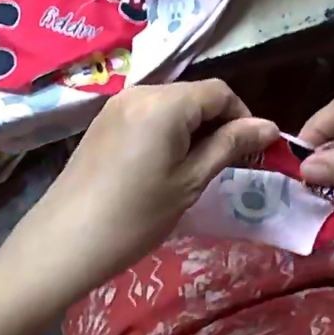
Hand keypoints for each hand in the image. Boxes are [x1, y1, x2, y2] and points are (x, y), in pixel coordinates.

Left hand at [0, 80, 276, 324]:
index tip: (252, 152)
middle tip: (228, 164)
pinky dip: (168, 131)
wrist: (63, 243)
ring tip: (197, 168)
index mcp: (164, 102)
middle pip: (195, 95)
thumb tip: (270, 126)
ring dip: (194, 128)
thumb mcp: (190, 181)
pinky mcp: (104, 122)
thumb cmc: (135, 216)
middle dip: (218, 122)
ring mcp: (117, 105)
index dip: (243, 117)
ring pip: (172, 104)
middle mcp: (140, 91)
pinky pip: (148, 114)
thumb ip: (230, 146)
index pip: (220, 92)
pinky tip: (165, 165)